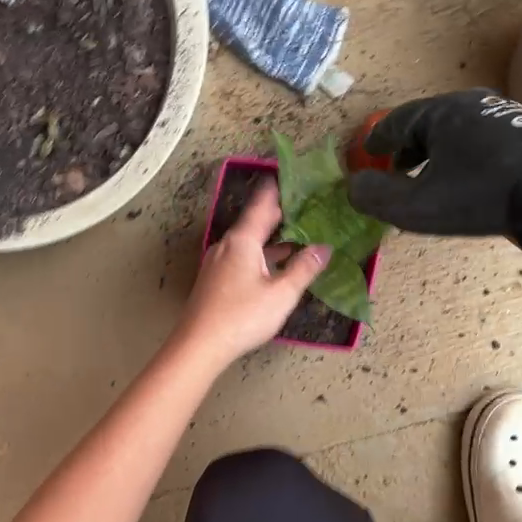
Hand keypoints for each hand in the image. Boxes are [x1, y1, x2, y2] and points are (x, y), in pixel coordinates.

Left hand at [176, 180, 329, 364]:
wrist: (199, 345)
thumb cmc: (242, 317)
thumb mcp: (281, 294)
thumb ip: (303, 269)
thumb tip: (323, 248)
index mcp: (243, 240)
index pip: (262, 204)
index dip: (278, 189)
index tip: (293, 176)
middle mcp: (226, 245)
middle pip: (255, 223)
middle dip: (279, 216)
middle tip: (305, 208)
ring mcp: (216, 263)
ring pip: (248, 243)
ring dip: (271, 240)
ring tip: (297, 237)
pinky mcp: (214, 281)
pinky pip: (240, 258)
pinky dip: (260, 256)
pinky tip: (273, 266)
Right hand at [346, 90, 521, 292]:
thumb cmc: (480, 196)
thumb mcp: (416, 206)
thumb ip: (376, 197)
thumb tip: (353, 186)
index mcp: (440, 113)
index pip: (396, 123)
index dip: (378, 142)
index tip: (368, 155)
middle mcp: (471, 106)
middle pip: (429, 123)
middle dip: (409, 147)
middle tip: (397, 169)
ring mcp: (504, 118)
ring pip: (458, 133)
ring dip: (439, 155)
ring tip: (431, 180)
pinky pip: (483, 144)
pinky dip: (466, 160)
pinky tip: (469, 184)